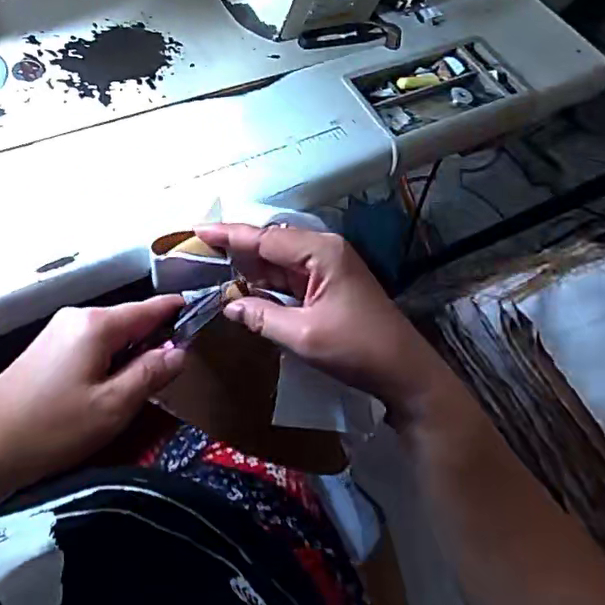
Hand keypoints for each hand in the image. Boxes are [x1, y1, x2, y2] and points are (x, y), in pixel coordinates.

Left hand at [0, 296, 187, 494]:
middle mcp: (76, 317)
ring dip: (130, 352)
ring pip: (108, 335)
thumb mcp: (112, 406)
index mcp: (96, 324)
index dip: (175, 311)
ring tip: (147, 382)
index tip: (200, 312)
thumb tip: (179, 349)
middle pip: (127, 321)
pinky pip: (89, 346)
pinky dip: (108, 359)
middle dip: (153, 338)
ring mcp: (57, 332)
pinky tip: (109, 386)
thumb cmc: (53, 427)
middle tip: (178, 365)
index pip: (148, 308)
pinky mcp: (45, 350)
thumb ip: (150, 373)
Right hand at [194, 223, 464, 424]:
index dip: (229, 235)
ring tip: (211, 262)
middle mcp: (323, 250)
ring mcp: (327, 266)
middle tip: (198, 248)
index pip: (264, 238)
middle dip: (235, 246)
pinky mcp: (327, 284)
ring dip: (247, 264)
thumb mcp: (303, 336)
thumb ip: (261, 316)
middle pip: (269, 243)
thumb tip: (228, 304)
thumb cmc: (358, 350)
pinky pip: (288, 275)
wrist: (406, 374)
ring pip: (277, 259)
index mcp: (321, 252)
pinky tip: (241, 283)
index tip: (198, 231)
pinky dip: (264, 280)